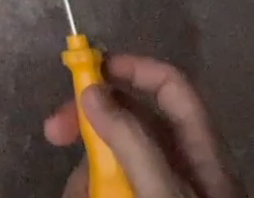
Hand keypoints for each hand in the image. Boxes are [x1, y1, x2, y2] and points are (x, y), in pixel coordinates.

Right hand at [44, 55, 239, 197]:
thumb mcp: (163, 195)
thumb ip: (131, 141)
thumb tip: (92, 88)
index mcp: (200, 154)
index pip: (169, 87)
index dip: (130, 68)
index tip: (86, 72)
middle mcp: (180, 169)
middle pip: (130, 120)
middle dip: (87, 121)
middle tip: (53, 133)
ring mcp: (159, 193)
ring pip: (111, 160)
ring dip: (85, 173)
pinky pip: (108, 189)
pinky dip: (89, 193)